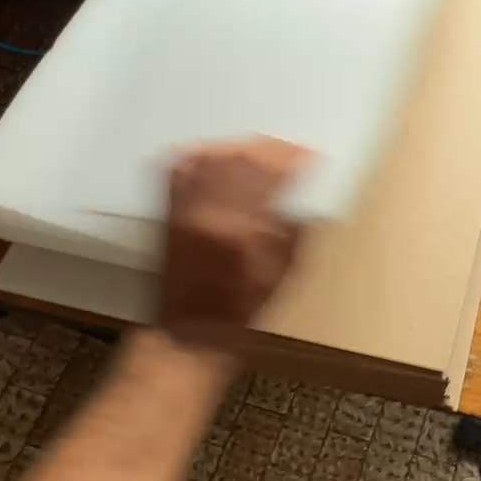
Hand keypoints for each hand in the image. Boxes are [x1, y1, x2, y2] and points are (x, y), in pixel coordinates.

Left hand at [158, 137, 310, 350]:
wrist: (188, 333)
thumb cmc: (243, 307)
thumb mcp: (284, 272)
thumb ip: (296, 230)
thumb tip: (306, 197)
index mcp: (242, 227)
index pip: (272, 174)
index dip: (296, 158)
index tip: (313, 156)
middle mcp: (208, 211)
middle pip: (241, 157)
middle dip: (271, 148)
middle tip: (291, 150)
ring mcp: (183, 208)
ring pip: (212, 156)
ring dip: (240, 147)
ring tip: (260, 150)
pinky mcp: (167, 212)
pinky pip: (179, 169)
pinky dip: (199, 154)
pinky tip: (216, 154)